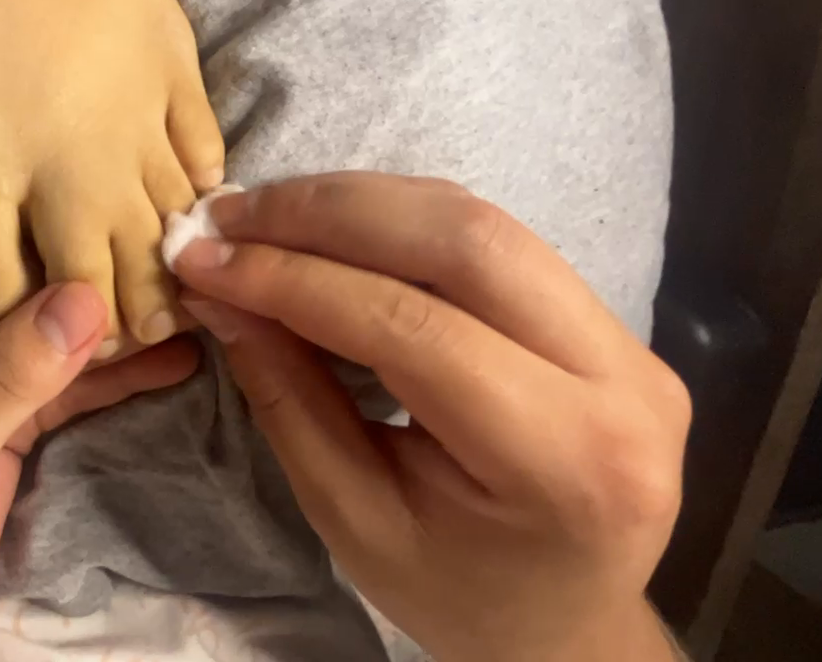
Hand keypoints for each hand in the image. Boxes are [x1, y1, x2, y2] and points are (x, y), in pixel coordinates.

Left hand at [0, 269, 198, 661]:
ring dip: (116, 333)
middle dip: (95, 283)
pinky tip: (173, 361)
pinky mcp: (6, 428)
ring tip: (192, 306)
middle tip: (179, 263)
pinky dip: (115, 380)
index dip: (52, 241)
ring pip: (54, 343)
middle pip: (26, 297)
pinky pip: (66, 390)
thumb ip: (2, 378)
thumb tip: (84, 297)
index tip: (127, 224)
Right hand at [169, 173, 690, 661]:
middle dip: (320, 213)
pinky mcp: (595, 313)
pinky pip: (477, 229)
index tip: (199, 260)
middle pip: (459, 239)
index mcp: (563, 459)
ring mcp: (622, 335)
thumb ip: (281, 390)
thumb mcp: (343, 509)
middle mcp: (620, 378)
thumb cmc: (448, 588)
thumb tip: (213, 290)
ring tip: (256, 215)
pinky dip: (381, 211)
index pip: (407, 324)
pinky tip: (317, 224)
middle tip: (225, 219)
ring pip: (470, 217)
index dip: (287, 278)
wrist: (561, 623)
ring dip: (346, 201)